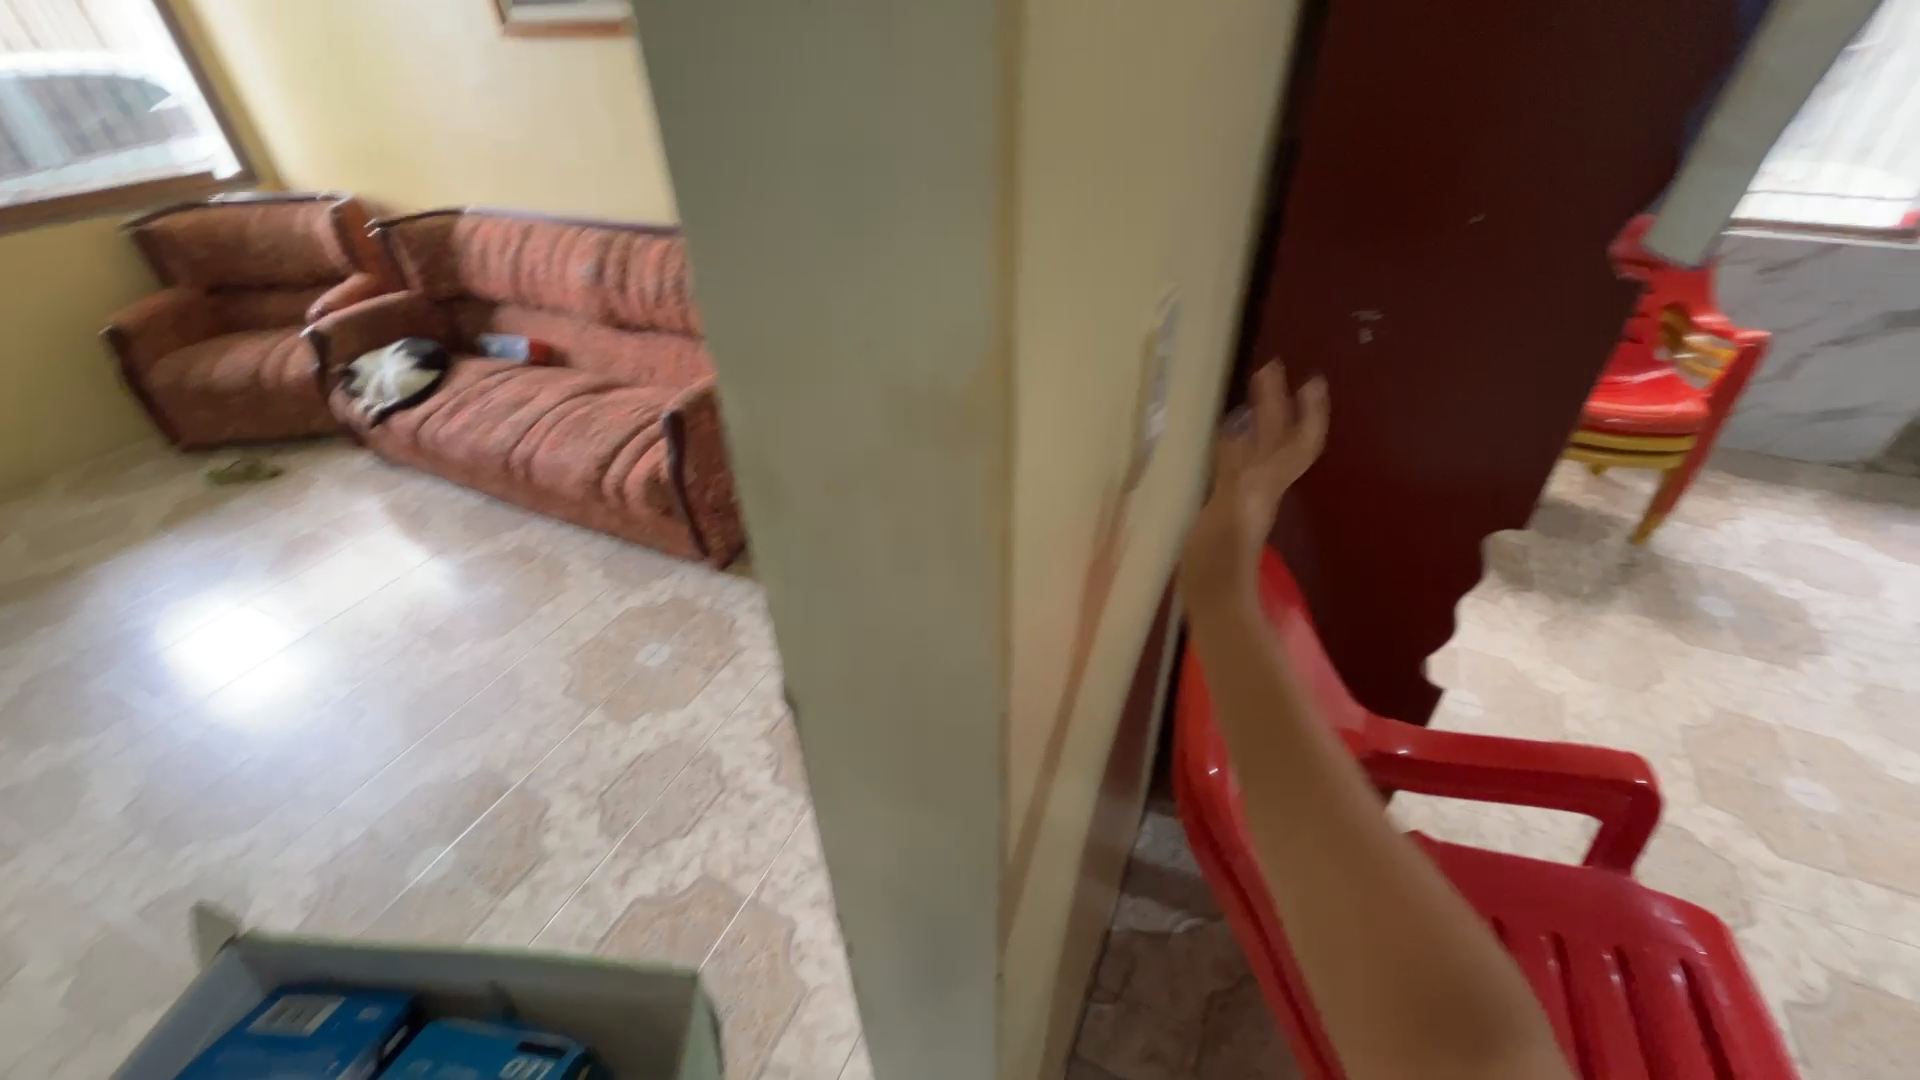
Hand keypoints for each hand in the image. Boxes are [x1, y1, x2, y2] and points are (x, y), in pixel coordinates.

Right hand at [1179, 362, 1328, 604]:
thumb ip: (1232, 467)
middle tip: (1271, 371)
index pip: (1295, 441)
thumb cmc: (1219, 559)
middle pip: (1279, 440)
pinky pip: (1241, 466)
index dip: (1306, 411)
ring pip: (1264, 453)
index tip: (1309, 378)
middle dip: (1280, 405)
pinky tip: (1228, 443)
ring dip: (1264, 423)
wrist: (1215, 600)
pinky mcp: (1228, 511)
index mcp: (1265, 483)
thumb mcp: (1226, 509)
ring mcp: (1247, 500)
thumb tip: (1237, 421)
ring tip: (1253, 399)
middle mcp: (1263, 487)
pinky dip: (1239, 446)